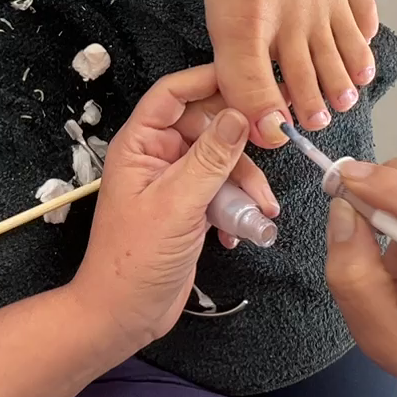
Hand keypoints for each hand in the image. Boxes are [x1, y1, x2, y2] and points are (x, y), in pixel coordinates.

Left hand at [69, 65, 275, 350]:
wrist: (123, 316)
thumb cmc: (135, 259)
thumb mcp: (177, 204)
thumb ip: (210, 159)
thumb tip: (238, 114)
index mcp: (140, 142)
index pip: (173, 93)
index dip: (208, 80)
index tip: (249, 80)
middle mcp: (157, 154)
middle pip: (205, 124)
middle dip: (238, 140)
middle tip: (273, 144)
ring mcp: (175, 181)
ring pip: (220, 160)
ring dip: (244, 182)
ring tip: (262, 210)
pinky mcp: (190, 206)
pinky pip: (221, 190)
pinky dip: (237, 206)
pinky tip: (242, 230)